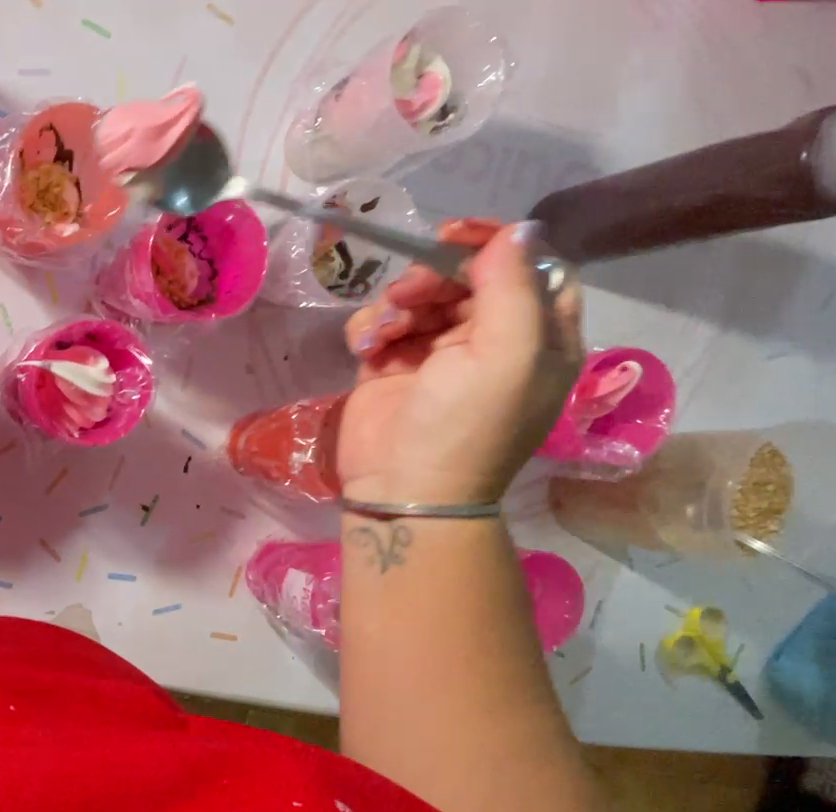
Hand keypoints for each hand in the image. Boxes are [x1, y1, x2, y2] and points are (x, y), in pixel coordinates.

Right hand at [336, 220, 584, 504]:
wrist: (403, 488)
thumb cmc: (466, 424)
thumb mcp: (508, 352)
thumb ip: (512, 285)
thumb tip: (516, 229)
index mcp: (539, 336)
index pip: (530, 268)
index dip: (497, 245)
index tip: (453, 235)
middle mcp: (491, 340)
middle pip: (467, 278)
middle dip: (434, 275)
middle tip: (409, 290)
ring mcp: (436, 355)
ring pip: (418, 298)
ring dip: (396, 304)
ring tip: (384, 332)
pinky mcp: (388, 368)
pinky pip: (380, 325)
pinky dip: (369, 327)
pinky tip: (365, 347)